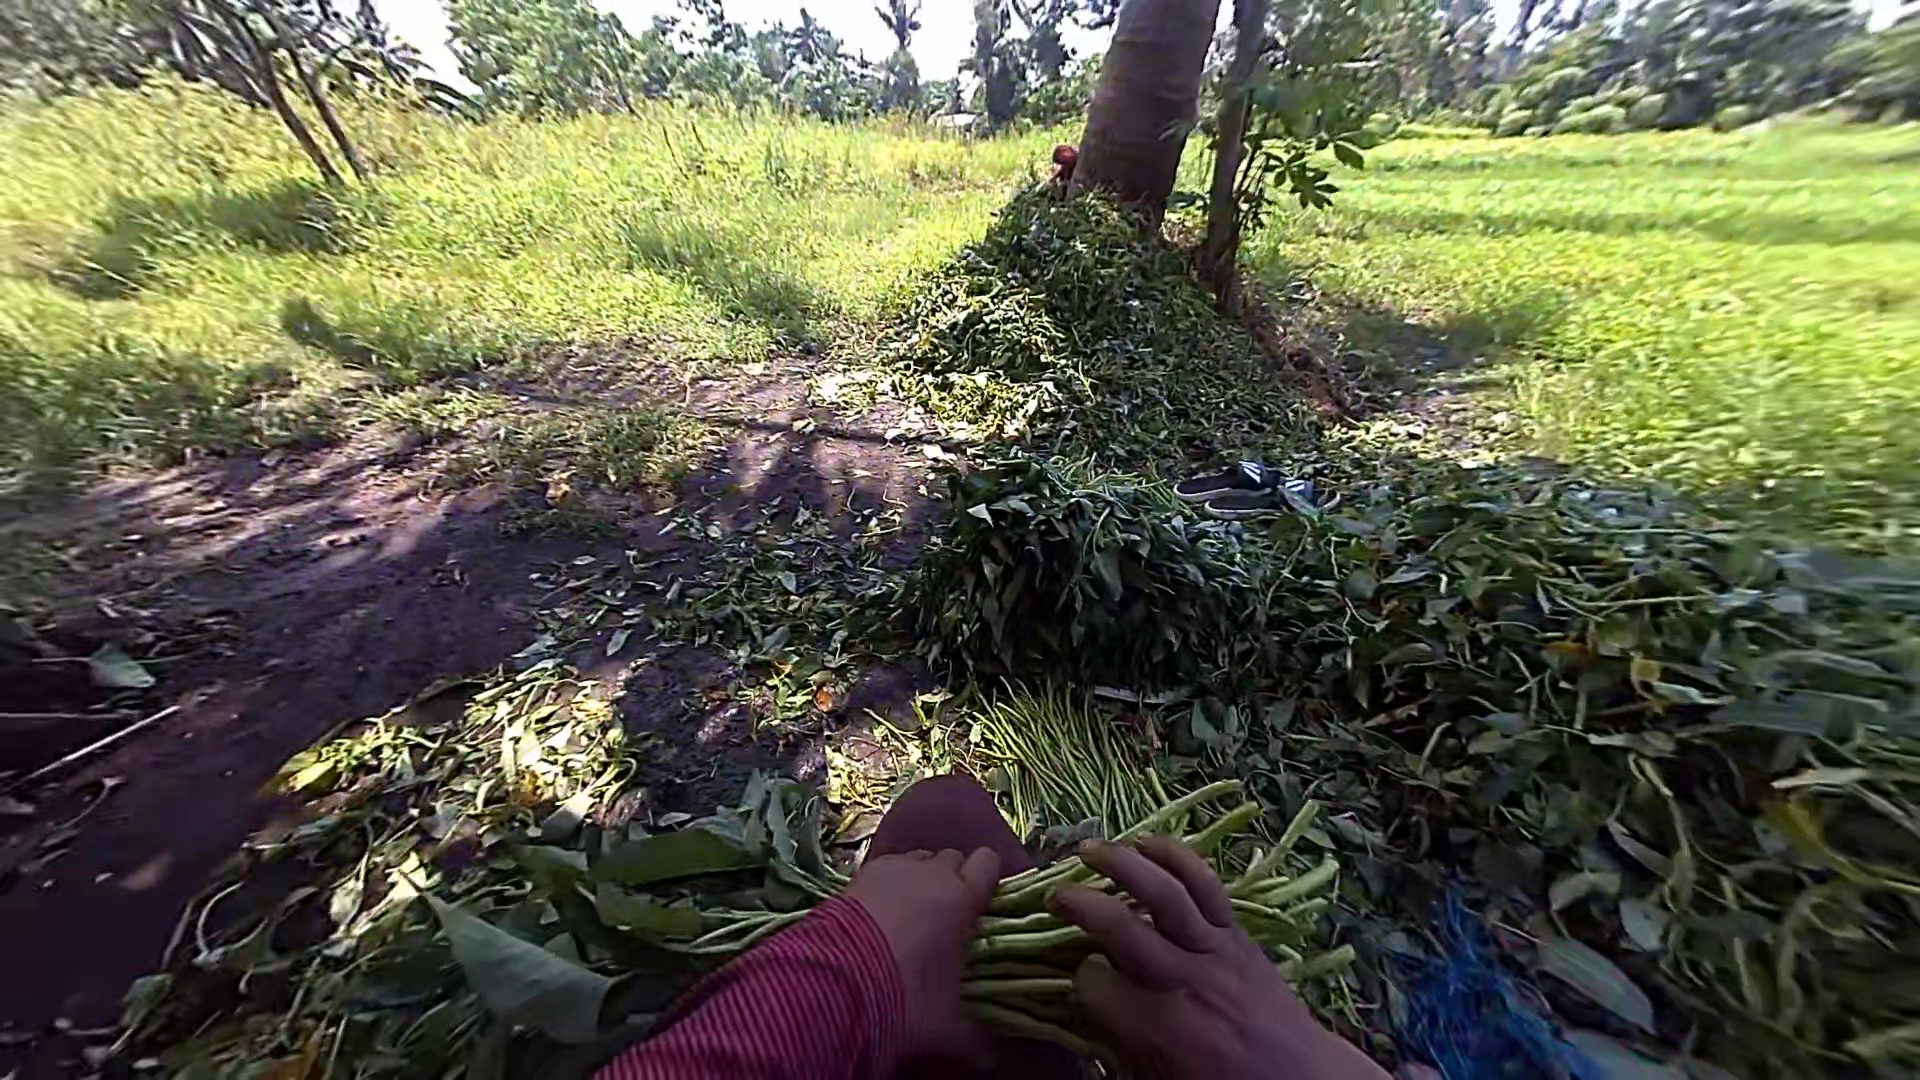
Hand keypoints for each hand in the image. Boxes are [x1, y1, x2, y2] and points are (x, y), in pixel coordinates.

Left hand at [845, 847, 1000, 1060]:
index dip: (986, 877)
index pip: (988, 861)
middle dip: (953, 878)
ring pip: (921, 857)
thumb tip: (991, 1057)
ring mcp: (898, 866)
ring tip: (912, 909)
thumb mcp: (945, 1027)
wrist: (838, 982)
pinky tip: (881, 908)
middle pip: (954, 857)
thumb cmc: (905, 998)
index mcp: (963, 898)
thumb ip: (974, 1036)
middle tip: (946, 913)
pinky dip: (892, 880)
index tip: (981, 900)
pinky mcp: (866, 869)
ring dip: (922, 876)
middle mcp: (934, 871)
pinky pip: (890, 865)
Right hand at [1050, 836, 1387, 1079]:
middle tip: (1052, 895)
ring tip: (1086, 848)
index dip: (1078, 976)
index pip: (1098, 986)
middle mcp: (1187, 983)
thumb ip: (1117, 1044)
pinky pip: (1204, 881)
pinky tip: (1145, 840)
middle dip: (1078, 905)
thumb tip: (1081, 1001)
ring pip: (1162, 892)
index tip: (1076, 973)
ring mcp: (1215, 949)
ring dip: (1118, 863)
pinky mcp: (1235, 929)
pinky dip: (1174, 854)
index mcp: (1166, 1033)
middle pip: (1120, 929)